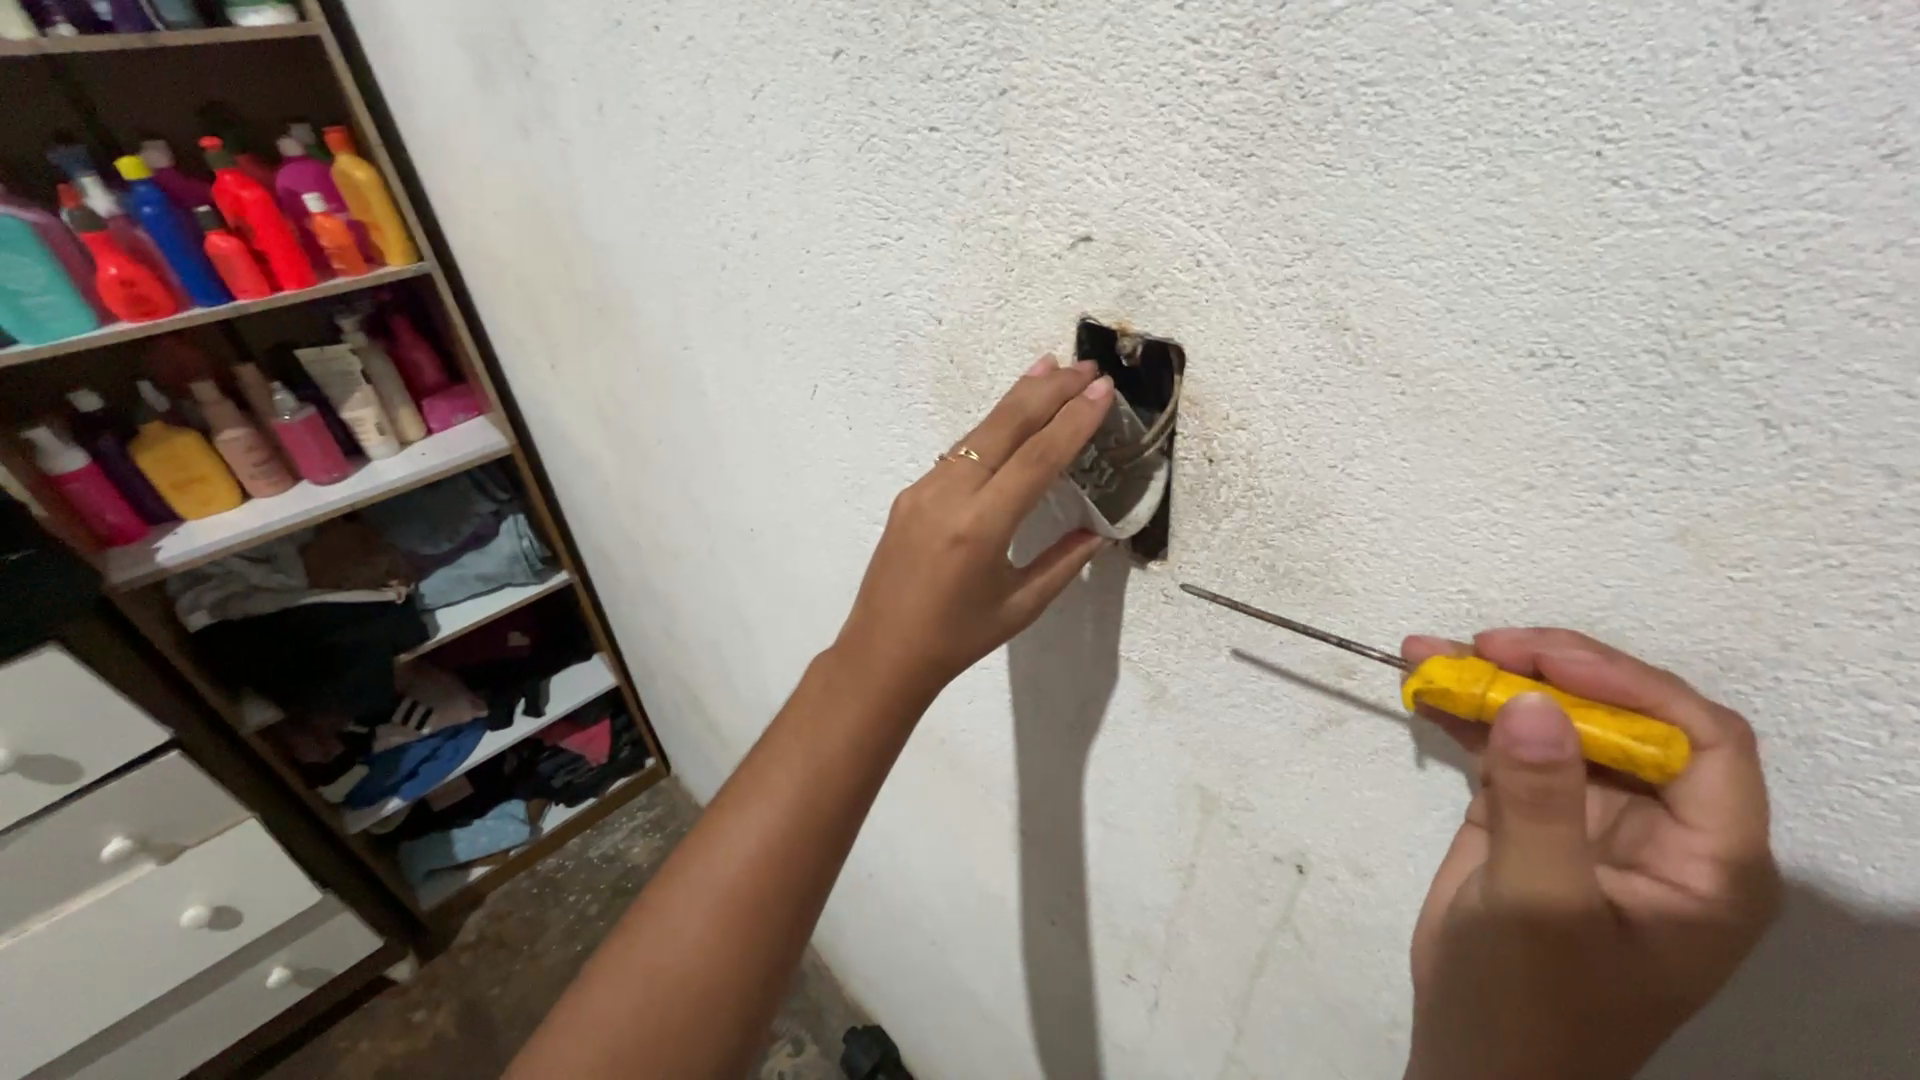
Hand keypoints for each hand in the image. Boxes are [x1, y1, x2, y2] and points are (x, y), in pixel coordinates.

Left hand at [834, 355, 1115, 696]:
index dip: (1072, 421)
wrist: (881, 652)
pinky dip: (990, 430)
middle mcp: (948, 498)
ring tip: (1050, 371)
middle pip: (1004, 427)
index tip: (1101, 389)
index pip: (1036, 459)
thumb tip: (1098, 531)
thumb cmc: (956, 639)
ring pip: (977, 433)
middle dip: (1047, 391)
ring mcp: (922, 491)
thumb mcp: (1021, 607)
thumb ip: (1063, 563)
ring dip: (1016, 401)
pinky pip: (957, 453)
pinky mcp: (909, 495)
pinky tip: (1010, 420)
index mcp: (979, 528)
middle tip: (1085, 367)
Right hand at [1402, 629, 1780, 1079]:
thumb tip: (1533, 702)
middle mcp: (1659, 828)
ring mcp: (1588, 818)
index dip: (1630, 688)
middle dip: (1550, 675)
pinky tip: (1424, 689)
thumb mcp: (1540, 906)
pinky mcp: (1529, 816)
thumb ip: (1541, 803)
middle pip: (1622, 720)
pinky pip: (1507, 749)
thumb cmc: (1530, 1000)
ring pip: (1556, 726)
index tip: (1540, 661)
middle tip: (1477, 645)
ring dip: (1495, 684)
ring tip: (1426, 651)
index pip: (1702, 742)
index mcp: (1707, 861)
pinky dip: (1466, 716)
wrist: (1475, 1052)